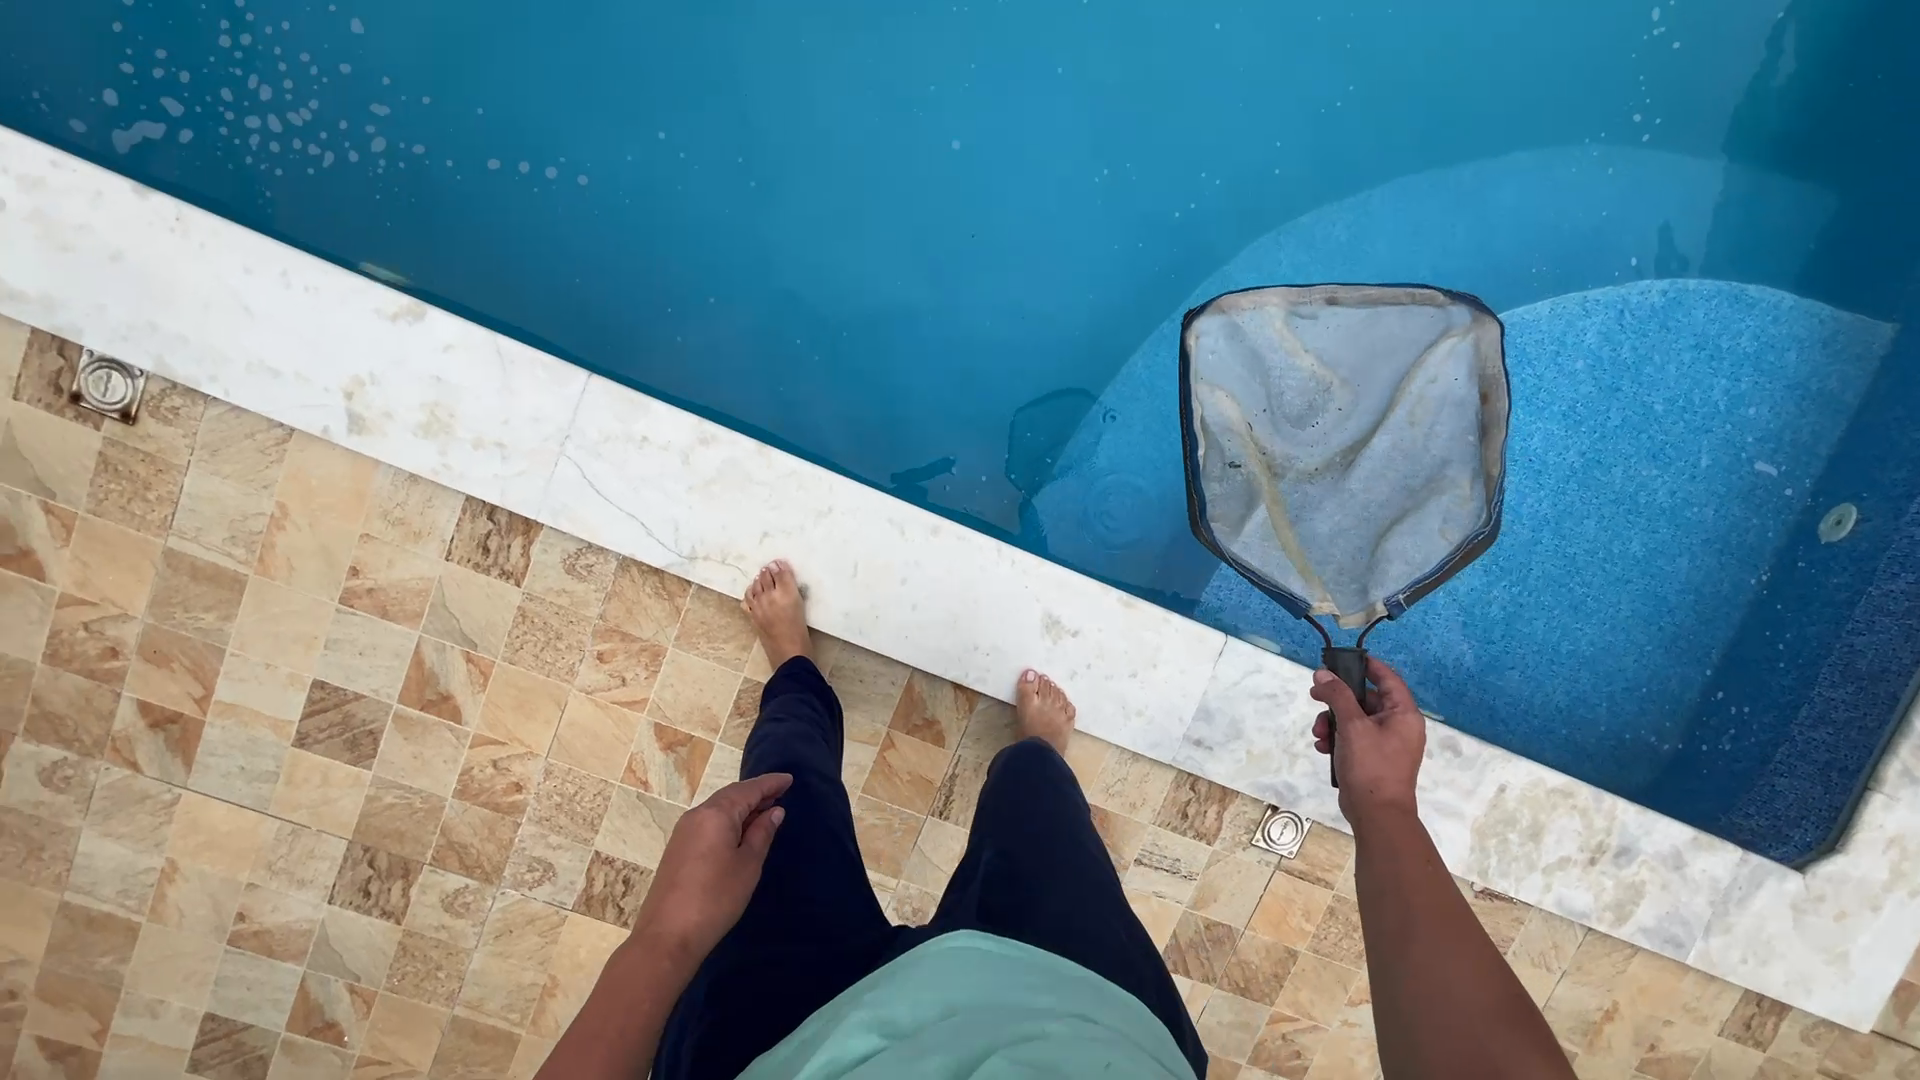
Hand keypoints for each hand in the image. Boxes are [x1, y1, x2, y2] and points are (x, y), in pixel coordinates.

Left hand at [631, 772, 791, 970]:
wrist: (667, 937)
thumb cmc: (716, 898)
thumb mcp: (748, 865)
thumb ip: (762, 833)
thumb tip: (774, 811)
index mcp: (716, 814)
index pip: (748, 789)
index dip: (770, 783)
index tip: (789, 779)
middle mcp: (697, 815)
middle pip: (731, 795)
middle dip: (756, 793)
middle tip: (781, 794)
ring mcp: (683, 832)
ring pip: (718, 809)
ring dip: (742, 807)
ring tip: (765, 811)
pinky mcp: (677, 850)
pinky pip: (709, 823)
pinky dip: (728, 820)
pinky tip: (740, 832)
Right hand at [1311, 658, 1424, 830]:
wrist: (1377, 813)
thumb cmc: (1371, 765)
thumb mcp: (1351, 725)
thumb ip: (1337, 695)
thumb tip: (1322, 674)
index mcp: (1403, 714)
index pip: (1388, 678)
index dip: (1367, 665)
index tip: (1341, 658)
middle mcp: (1398, 725)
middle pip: (1365, 699)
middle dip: (1337, 700)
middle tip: (1315, 696)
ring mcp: (1386, 743)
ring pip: (1354, 718)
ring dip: (1332, 721)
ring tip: (1319, 733)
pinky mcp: (1373, 757)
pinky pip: (1353, 737)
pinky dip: (1337, 738)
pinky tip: (1323, 747)